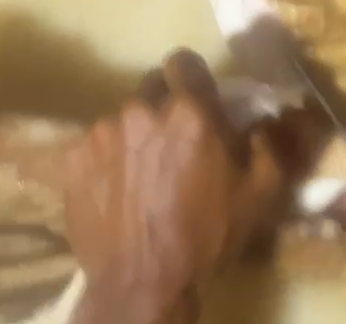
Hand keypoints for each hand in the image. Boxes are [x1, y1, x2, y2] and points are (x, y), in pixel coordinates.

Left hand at [63, 50, 283, 323]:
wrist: (141, 284)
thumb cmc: (206, 234)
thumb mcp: (260, 191)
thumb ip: (270, 141)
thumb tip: (264, 116)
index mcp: (190, 110)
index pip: (183, 60)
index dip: (192, 76)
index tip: (197, 99)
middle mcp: (143, 107)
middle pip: (152, 85)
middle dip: (164, 103)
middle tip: (174, 138)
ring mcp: (104, 130)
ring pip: (124, 115)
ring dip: (136, 132)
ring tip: (143, 170)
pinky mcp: (75, 156)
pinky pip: (95, 142)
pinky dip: (107, 157)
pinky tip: (116, 187)